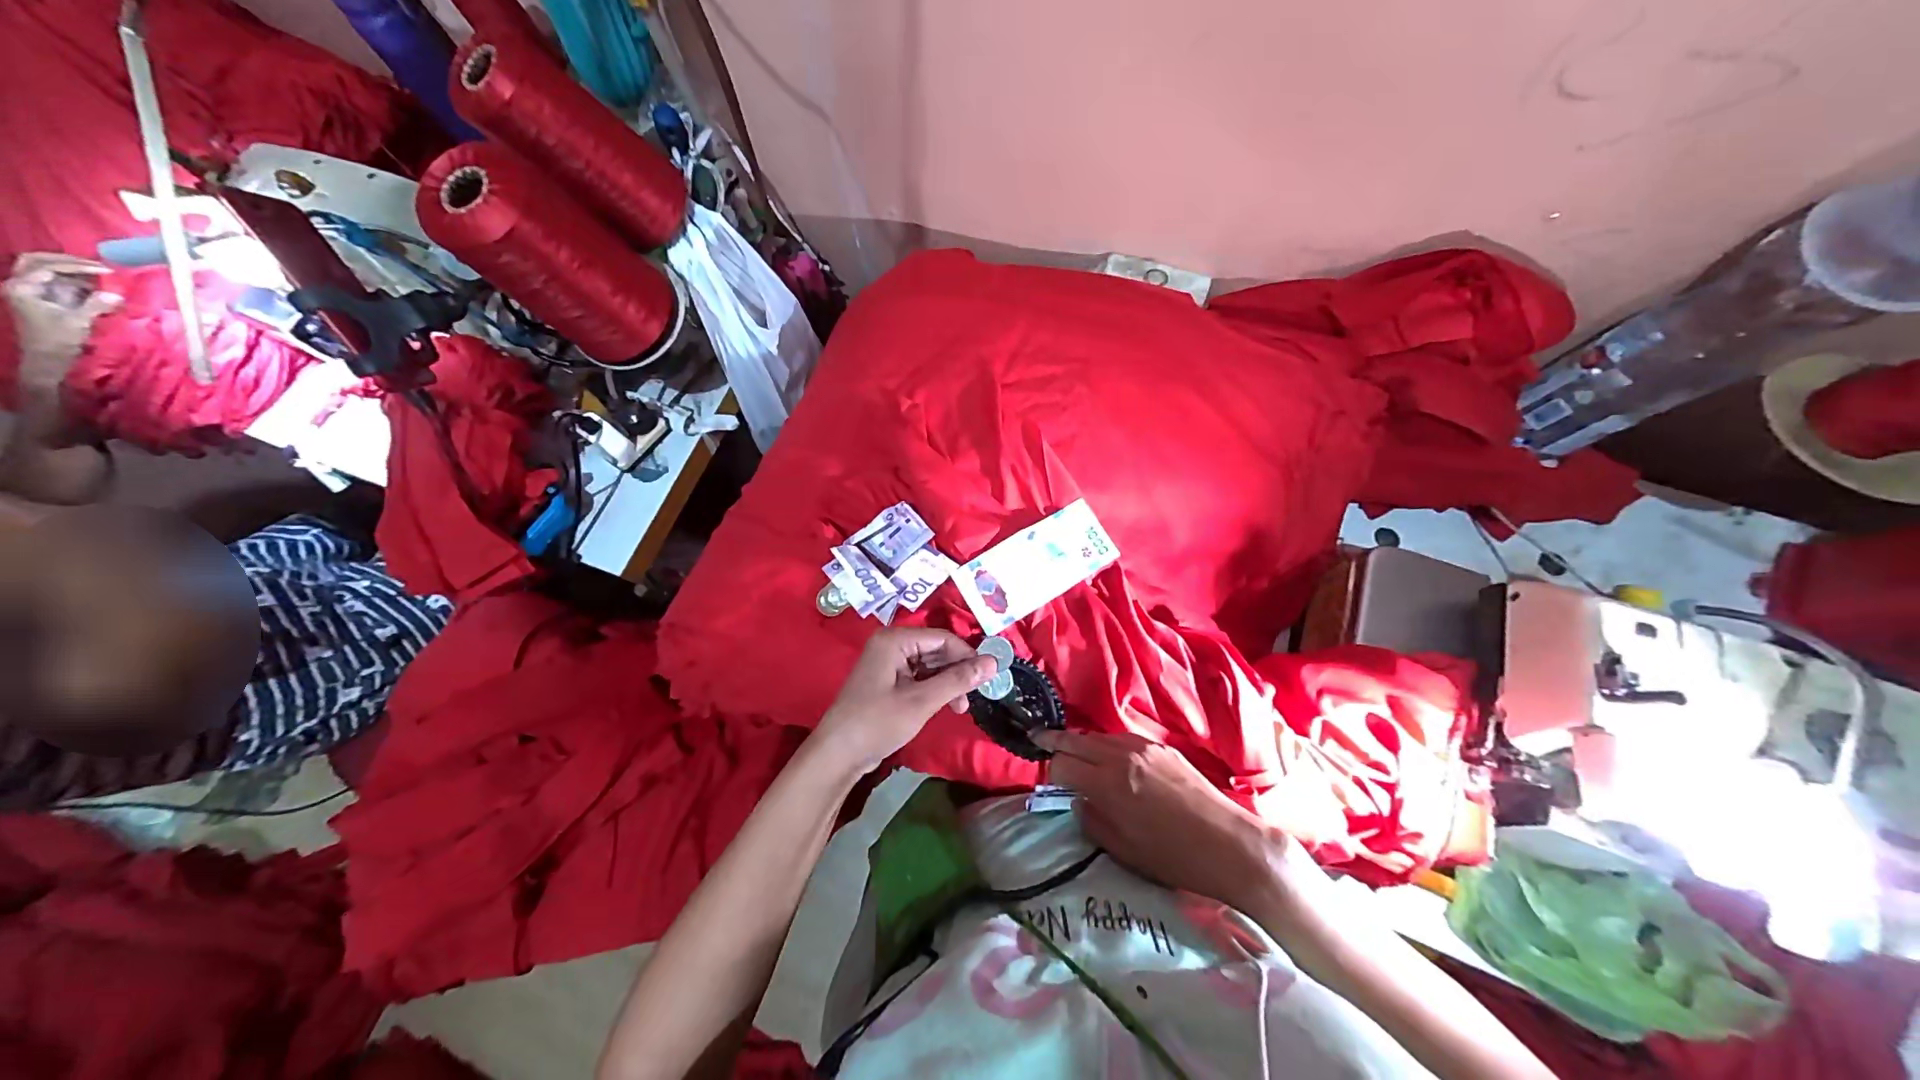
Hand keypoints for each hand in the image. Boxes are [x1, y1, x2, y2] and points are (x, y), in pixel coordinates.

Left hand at [6, 255, 120, 398]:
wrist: (46, 360)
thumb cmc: (57, 341)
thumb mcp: (78, 322)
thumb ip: (95, 305)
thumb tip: (116, 295)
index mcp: (22, 287)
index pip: (47, 266)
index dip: (77, 266)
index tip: (105, 270)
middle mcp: (20, 284)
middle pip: (38, 261)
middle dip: (68, 261)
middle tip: (97, 266)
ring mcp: (28, 291)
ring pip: (44, 269)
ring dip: (70, 269)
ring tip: (97, 275)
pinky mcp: (39, 299)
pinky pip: (53, 281)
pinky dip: (72, 279)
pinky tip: (91, 285)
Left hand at [814, 627, 995, 772]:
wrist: (838, 754)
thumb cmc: (877, 723)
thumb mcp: (922, 701)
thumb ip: (958, 680)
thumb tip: (993, 663)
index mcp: (895, 640)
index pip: (943, 638)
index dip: (968, 656)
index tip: (988, 678)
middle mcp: (891, 644)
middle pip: (937, 650)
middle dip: (958, 672)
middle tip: (975, 697)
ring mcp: (888, 663)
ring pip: (931, 665)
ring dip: (948, 683)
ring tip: (960, 708)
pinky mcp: (888, 681)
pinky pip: (920, 677)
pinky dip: (935, 690)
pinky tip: (946, 706)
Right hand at [1039, 731, 1291, 912]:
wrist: (1230, 845)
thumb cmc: (1174, 857)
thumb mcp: (1122, 849)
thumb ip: (1092, 820)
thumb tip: (1079, 802)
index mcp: (1108, 782)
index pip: (1062, 765)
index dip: (1050, 775)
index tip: (1049, 785)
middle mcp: (1122, 756)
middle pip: (1075, 740)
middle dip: (1054, 743)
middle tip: (1036, 739)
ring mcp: (1144, 747)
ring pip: (1098, 736)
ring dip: (1081, 742)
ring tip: (1070, 749)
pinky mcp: (1162, 748)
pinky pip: (1121, 738)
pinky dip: (1106, 744)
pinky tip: (1107, 756)